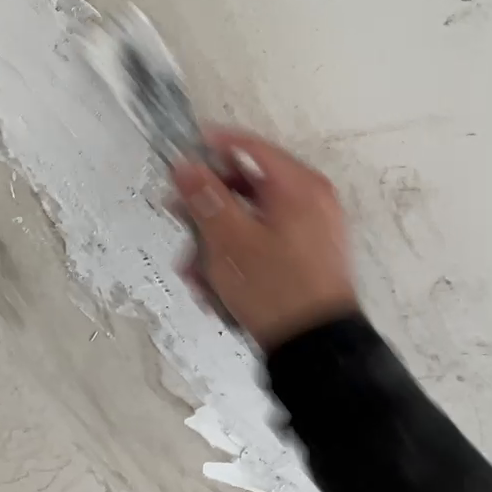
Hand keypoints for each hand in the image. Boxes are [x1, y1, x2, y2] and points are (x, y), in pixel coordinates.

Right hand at [171, 128, 359, 351]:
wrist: (314, 345)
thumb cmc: (273, 287)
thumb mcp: (228, 239)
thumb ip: (204, 196)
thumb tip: (185, 164)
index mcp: (298, 187)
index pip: (248, 147)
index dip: (210, 146)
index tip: (179, 155)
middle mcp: (309, 201)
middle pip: (243, 186)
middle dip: (205, 209)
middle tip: (178, 220)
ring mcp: (309, 228)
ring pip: (246, 218)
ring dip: (213, 239)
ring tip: (194, 271)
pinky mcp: (304, 254)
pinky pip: (260, 240)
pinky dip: (234, 255)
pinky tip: (215, 283)